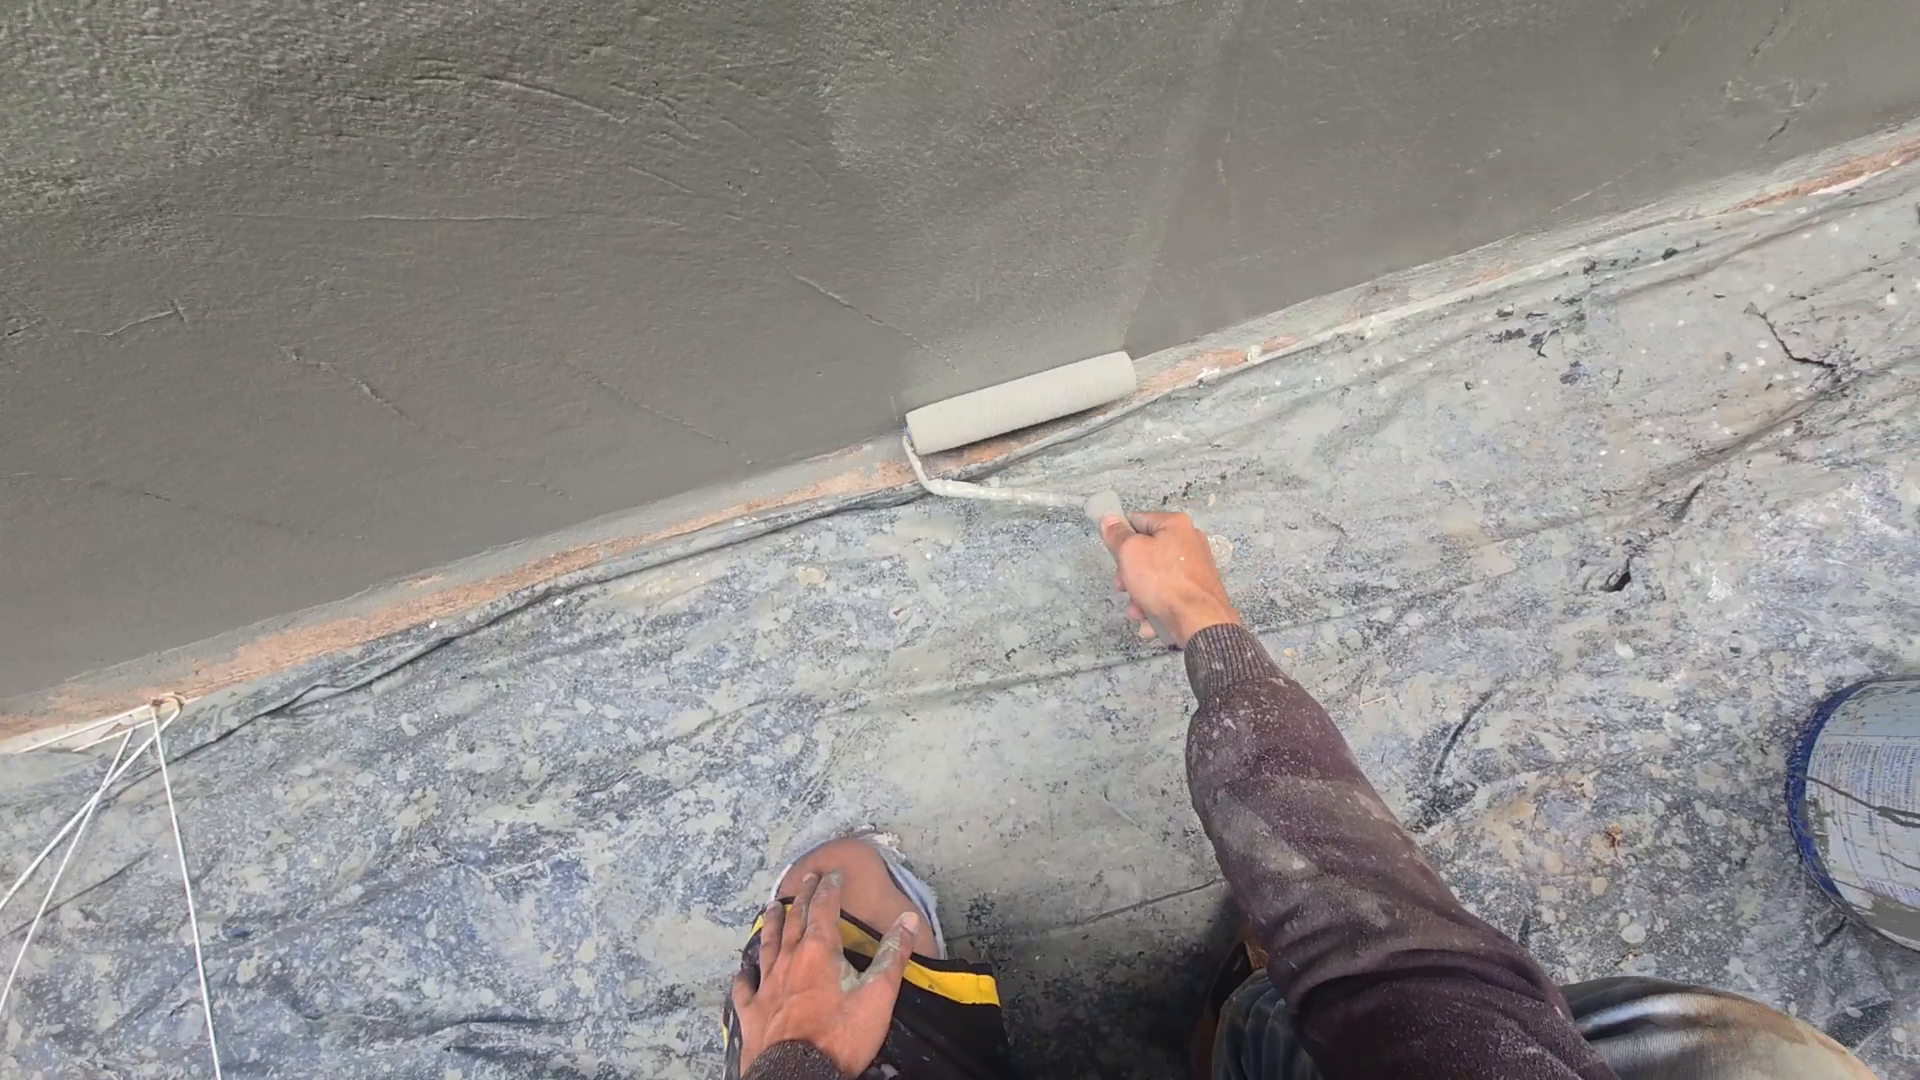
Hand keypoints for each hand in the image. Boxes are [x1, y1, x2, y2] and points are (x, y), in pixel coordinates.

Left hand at [732, 871, 919, 1076]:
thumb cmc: (840, 1036)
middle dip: (802, 896)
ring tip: (772, 908)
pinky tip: (744, 971)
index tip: (833, 872)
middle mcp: (790, 959)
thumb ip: (893, 954)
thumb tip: (908, 919)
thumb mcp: (878, 994)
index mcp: (819, 950)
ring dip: (772, 924)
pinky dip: (745, 977)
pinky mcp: (752, 1013)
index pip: (824, 906)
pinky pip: (745, 989)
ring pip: (768, 945)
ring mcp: (767, 986)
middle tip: (805, 877)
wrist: (797, 1078)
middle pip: (795, 919)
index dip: (829, 887)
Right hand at [1099, 511, 1240, 646]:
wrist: (1199, 621)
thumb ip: (1117, 535)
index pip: (1137, 521)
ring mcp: (1196, 568)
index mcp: (1175, 525)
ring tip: (1137, 611)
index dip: (1121, 537)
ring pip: (1156, 578)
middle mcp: (1190, 542)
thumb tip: (1109, 520)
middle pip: (1146, 553)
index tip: (1113, 553)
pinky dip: (1157, 607)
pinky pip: (1170, 594)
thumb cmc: (1165, 583)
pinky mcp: (1198, 591)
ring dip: (1140, 595)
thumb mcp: (1130, 553)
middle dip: (1129, 574)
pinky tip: (1150, 621)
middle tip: (1122, 586)